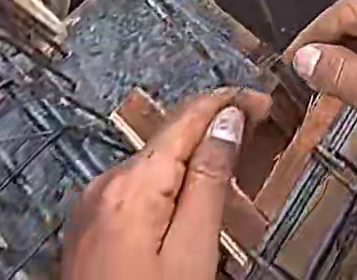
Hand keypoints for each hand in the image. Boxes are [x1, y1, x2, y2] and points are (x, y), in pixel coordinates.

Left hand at [63, 89, 271, 279]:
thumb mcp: (192, 254)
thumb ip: (210, 180)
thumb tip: (228, 117)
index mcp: (132, 183)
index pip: (190, 116)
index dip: (230, 102)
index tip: (266, 104)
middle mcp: (105, 182)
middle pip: (171, 136)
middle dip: (215, 128)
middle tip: (259, 133)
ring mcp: (92, 205)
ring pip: (157, 161)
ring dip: (196, 156)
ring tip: (235, 165)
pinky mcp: (90, 227)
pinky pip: (140, 187)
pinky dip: (172, 183)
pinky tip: (195, 197)